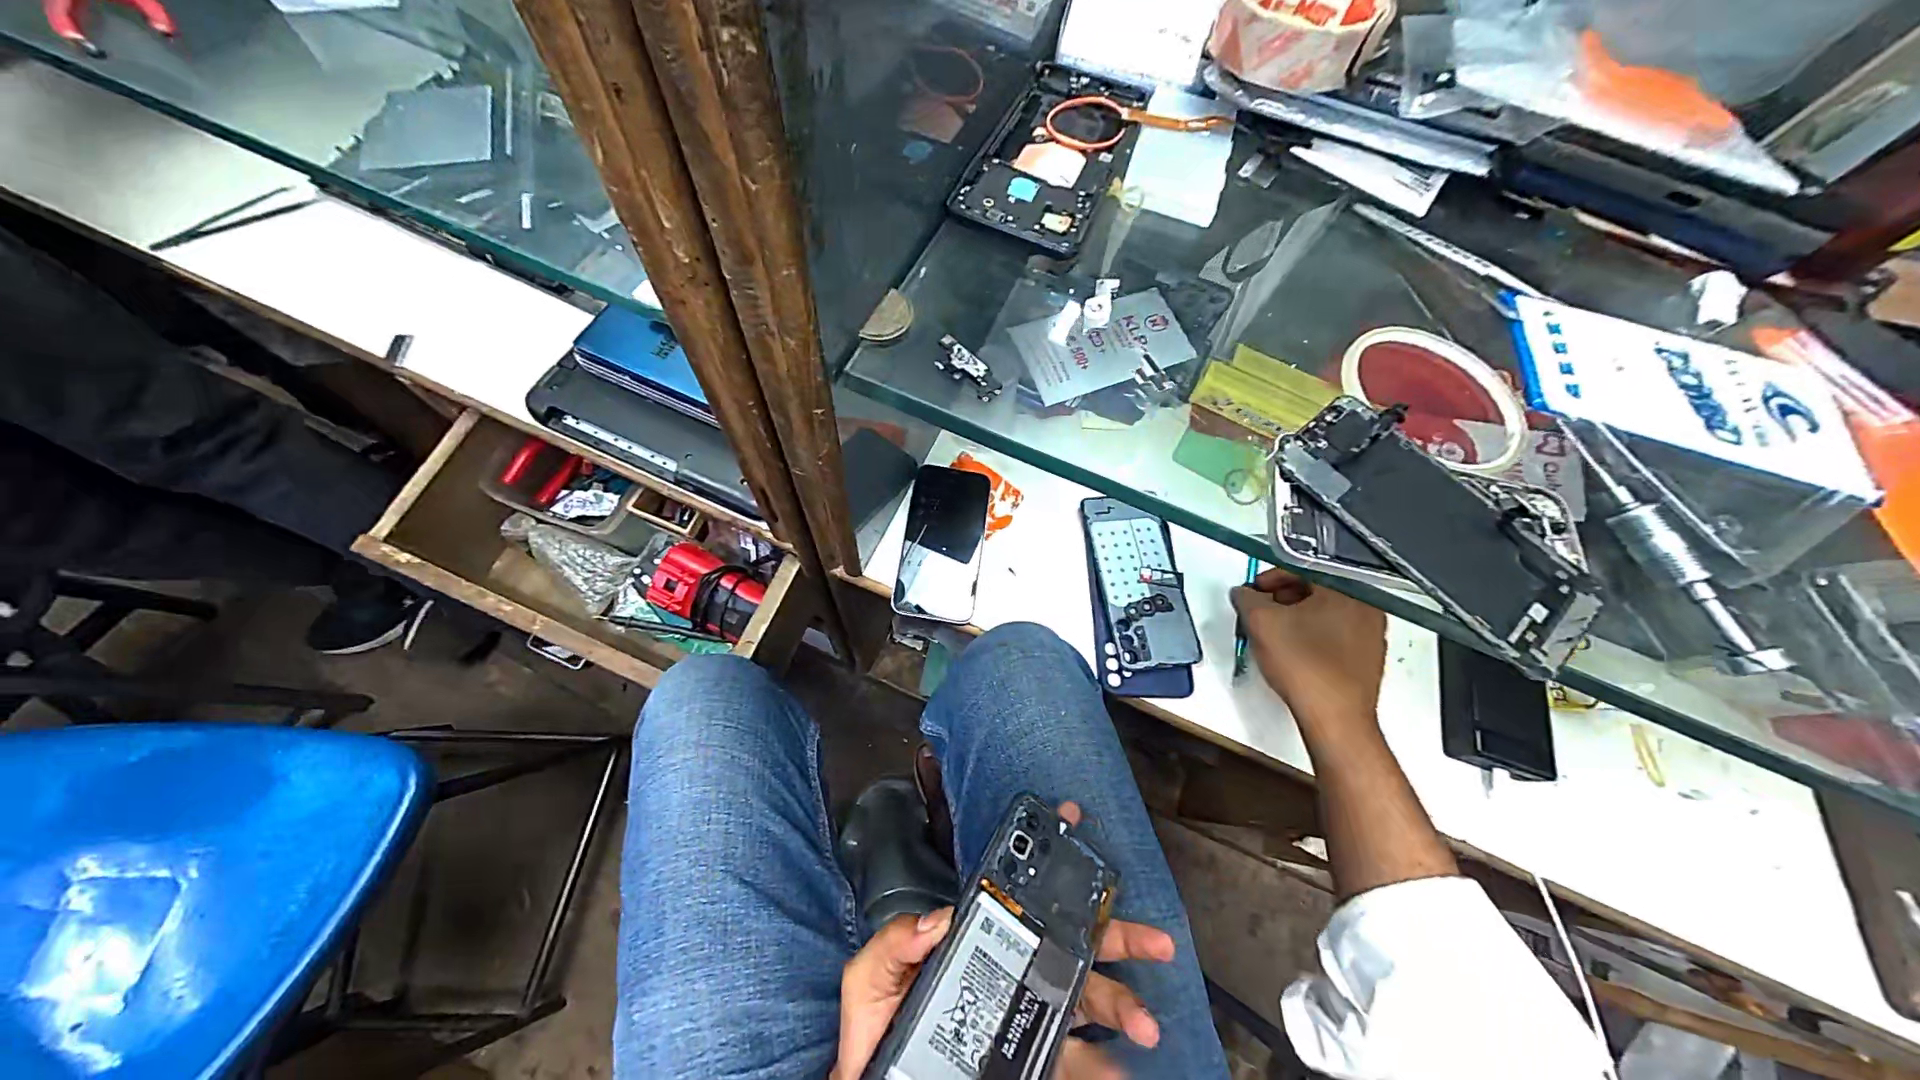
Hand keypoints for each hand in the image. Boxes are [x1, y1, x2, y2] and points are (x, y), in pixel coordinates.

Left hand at [831, 803, 1173, 1079]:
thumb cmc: (874, 1027)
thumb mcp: (872, 975)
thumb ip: (897, 941)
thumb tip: (938, 919)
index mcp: (980, 942)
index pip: (1023, 900)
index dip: (1053, 869)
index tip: (1079, 831)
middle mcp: (1011, 972)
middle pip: (1071, 948)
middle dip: (1117, 940)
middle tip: (1156, 942)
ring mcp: (1021, 1015)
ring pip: (1081, 1002)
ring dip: (1118, 1007)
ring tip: (1143, 1022)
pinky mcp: (1024, 1060)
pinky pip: (1068, 1059)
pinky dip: (1099, 1065)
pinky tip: (1119, 1067)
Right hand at [1231, 568, 1386, 729]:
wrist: (1334, 717)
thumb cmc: (1305, 667)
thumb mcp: (1260, 622)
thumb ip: (1246, 598)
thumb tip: (1244, 593)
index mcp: (1347, 590)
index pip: (1302, 568)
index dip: (1270, 577)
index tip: (1255, 591)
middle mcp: (1367, 607)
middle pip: (1316, 589)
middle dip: (1283, 597)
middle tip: (1261, 611)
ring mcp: (1371, 634)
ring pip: (1327, 612)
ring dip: (1297, 617)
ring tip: (1275, 633)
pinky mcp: (1368, 657)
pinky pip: (1336, 634)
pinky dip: (1313, 636)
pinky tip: (1295, 651)